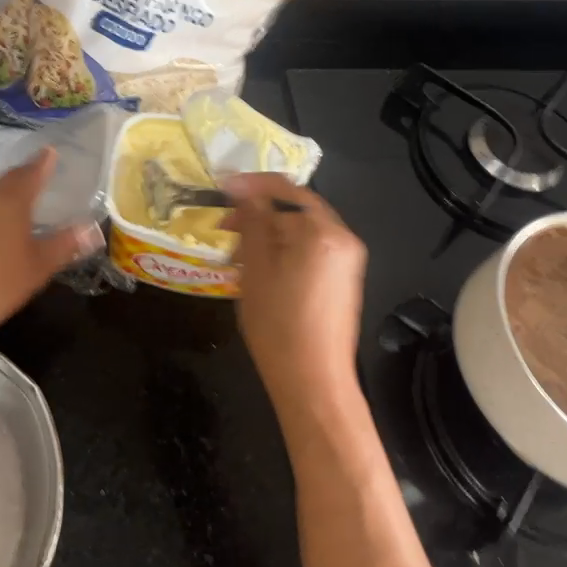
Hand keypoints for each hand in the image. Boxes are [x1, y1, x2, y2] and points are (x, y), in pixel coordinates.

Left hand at [0, 149, 101, 344]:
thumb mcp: (39, 266)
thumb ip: (66, 244)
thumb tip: (92, 229)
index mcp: (10, 203)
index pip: (30, 174)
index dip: (42, 162)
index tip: (50, 151)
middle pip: (7, 180)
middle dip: (24, 174)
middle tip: (38, 169)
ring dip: (7, 192)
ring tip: (22, 196)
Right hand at [222, 174, 367, 399]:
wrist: (313, 382)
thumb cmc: (278, 324)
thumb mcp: (255, 267)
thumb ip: (251, 220)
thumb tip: (243, 189)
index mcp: (323, 232)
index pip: (285, 188)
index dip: (250, 184)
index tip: (220, 188)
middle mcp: (342, 240)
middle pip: (294, 209)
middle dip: (257, 214)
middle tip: (225, 229)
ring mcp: (346, 261)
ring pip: (300, 231)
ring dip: (267, 234)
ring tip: (237, 255)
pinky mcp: (341, 280)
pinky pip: (309, 250)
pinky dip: (283, 250)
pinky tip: (259, 272)